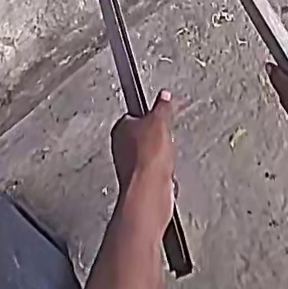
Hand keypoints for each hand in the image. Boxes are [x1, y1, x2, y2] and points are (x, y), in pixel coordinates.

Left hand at [110, 90, 176, 232]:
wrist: (150, 192)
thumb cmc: (148, 157)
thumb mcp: (160, 120)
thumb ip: (162, 106)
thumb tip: (164, 96)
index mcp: (121, 128)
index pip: (135, 115)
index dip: (151, 115)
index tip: (161, 116)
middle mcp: (120, 147)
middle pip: (144, 136)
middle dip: (158, 139)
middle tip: (165, 140)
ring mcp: (128, 167)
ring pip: (150, 155)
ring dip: (161, 157)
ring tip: (166, 159)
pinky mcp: (138, 183)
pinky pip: (154, 173)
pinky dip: (162, 173)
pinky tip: (166, 173)